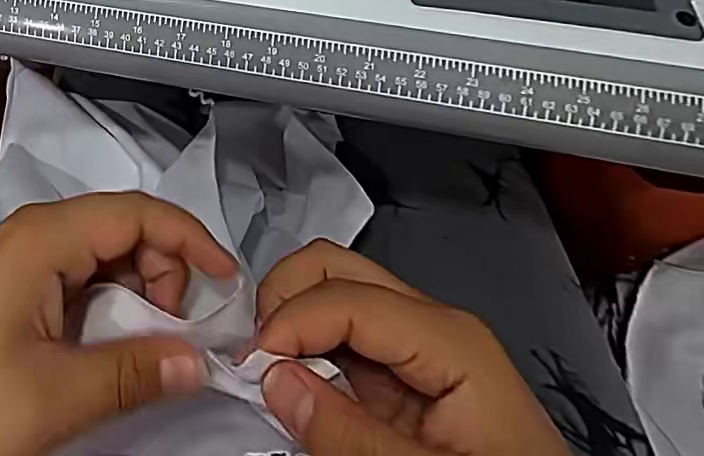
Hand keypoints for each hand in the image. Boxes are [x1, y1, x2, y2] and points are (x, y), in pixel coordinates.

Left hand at [0, 192, 239, 455]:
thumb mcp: (50, 395)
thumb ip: (132, 371)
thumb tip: (196, 360)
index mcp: (44, 236)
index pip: (138, 211)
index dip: (190, 238)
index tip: (229, 280)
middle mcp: (32, 237)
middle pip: (121, 230)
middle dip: (165, 271)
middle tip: (184, 332)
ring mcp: (17, 265)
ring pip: (100, 261)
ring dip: (137, 296)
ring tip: (151, 349)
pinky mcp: (7, 295)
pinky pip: (74, 286)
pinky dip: (105, 312)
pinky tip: (110, 352)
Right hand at [254, 240, 566, 455]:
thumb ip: (352, 437)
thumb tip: (276, 380)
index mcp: (450, 339)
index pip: (346, 295)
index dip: (291, 320)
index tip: (253, 362)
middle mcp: (431, 323)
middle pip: (336, 266)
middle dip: (284, 295)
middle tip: (254, 350)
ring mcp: (416, 340)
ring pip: (331, 289)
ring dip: (289, 315)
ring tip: (268, 365)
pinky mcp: (403, 367)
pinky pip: (339, 331)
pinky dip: (304, 342)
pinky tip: (294, 375)